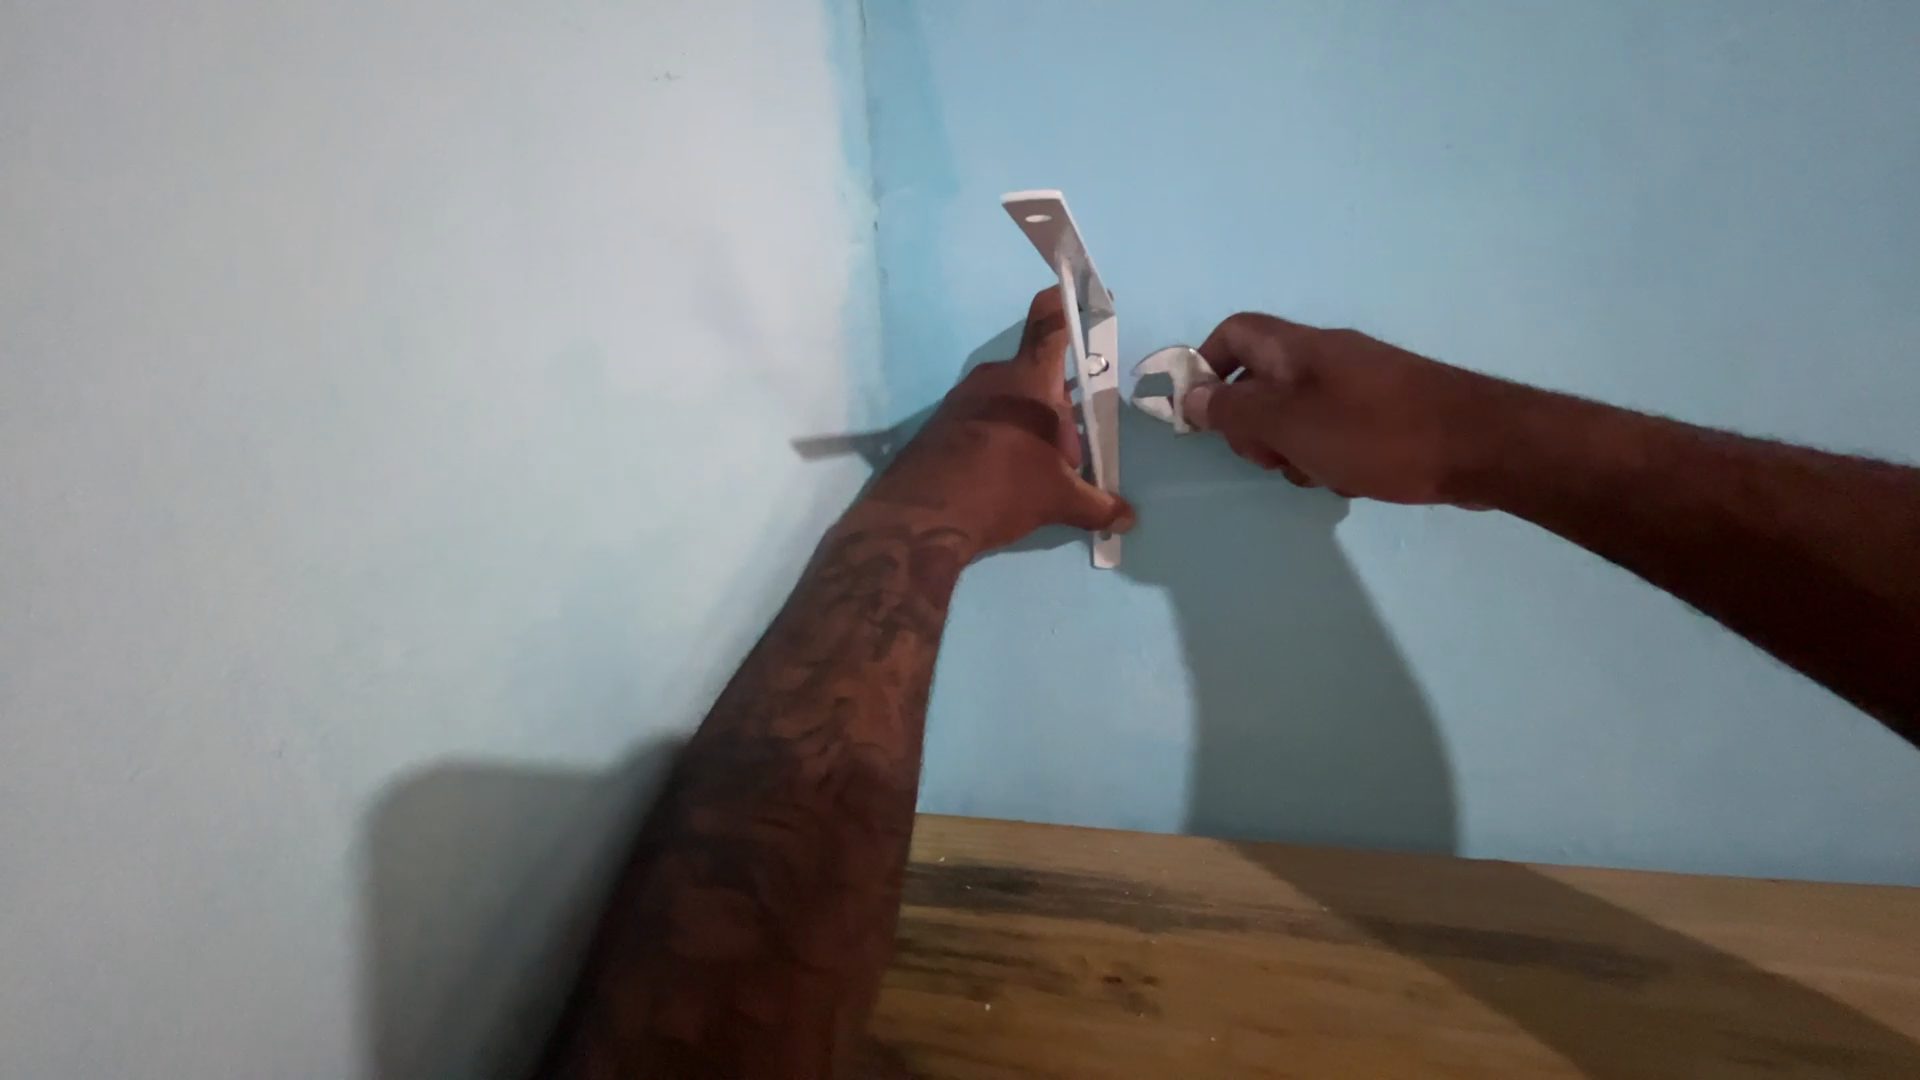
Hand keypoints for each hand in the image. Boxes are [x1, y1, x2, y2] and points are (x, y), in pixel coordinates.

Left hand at [860, 287, 1135, 552]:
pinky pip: (981, 422)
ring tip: (1035, 476)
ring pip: (1009, 404)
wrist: (921, 517)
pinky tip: (1001, 481)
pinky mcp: (938, 425)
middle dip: (1058, 414)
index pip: (1050, 323)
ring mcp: (960, 400)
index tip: (1081, 294)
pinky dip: (999, 442)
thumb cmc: (1002, 489)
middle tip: (1067, 459)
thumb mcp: (1057, 500)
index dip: (1067, 303)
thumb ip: (1096, 504)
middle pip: (1037, 380)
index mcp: (1029, 381)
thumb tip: (1128, 517)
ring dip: (1028, 431)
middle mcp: (992, 380)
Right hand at [1188, 313, 1518, 504]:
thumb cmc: (1375, 432)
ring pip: (1291, 414)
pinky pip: (1328, 430)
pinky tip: (1342, 478)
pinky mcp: (1380, 413)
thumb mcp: (1288, 425)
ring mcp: (1354, 385)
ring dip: (1287, 447)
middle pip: (1258, 380)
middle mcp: (1323, 359)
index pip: (1232, 334)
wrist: (1483, 446)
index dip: (1205, 366)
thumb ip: (1233, 412)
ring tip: (1312, 472)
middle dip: (1249, 423)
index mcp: (1296, 349)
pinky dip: (1322, 455)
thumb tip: (1192, 397)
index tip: (1199, 412)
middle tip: (1266, 454)